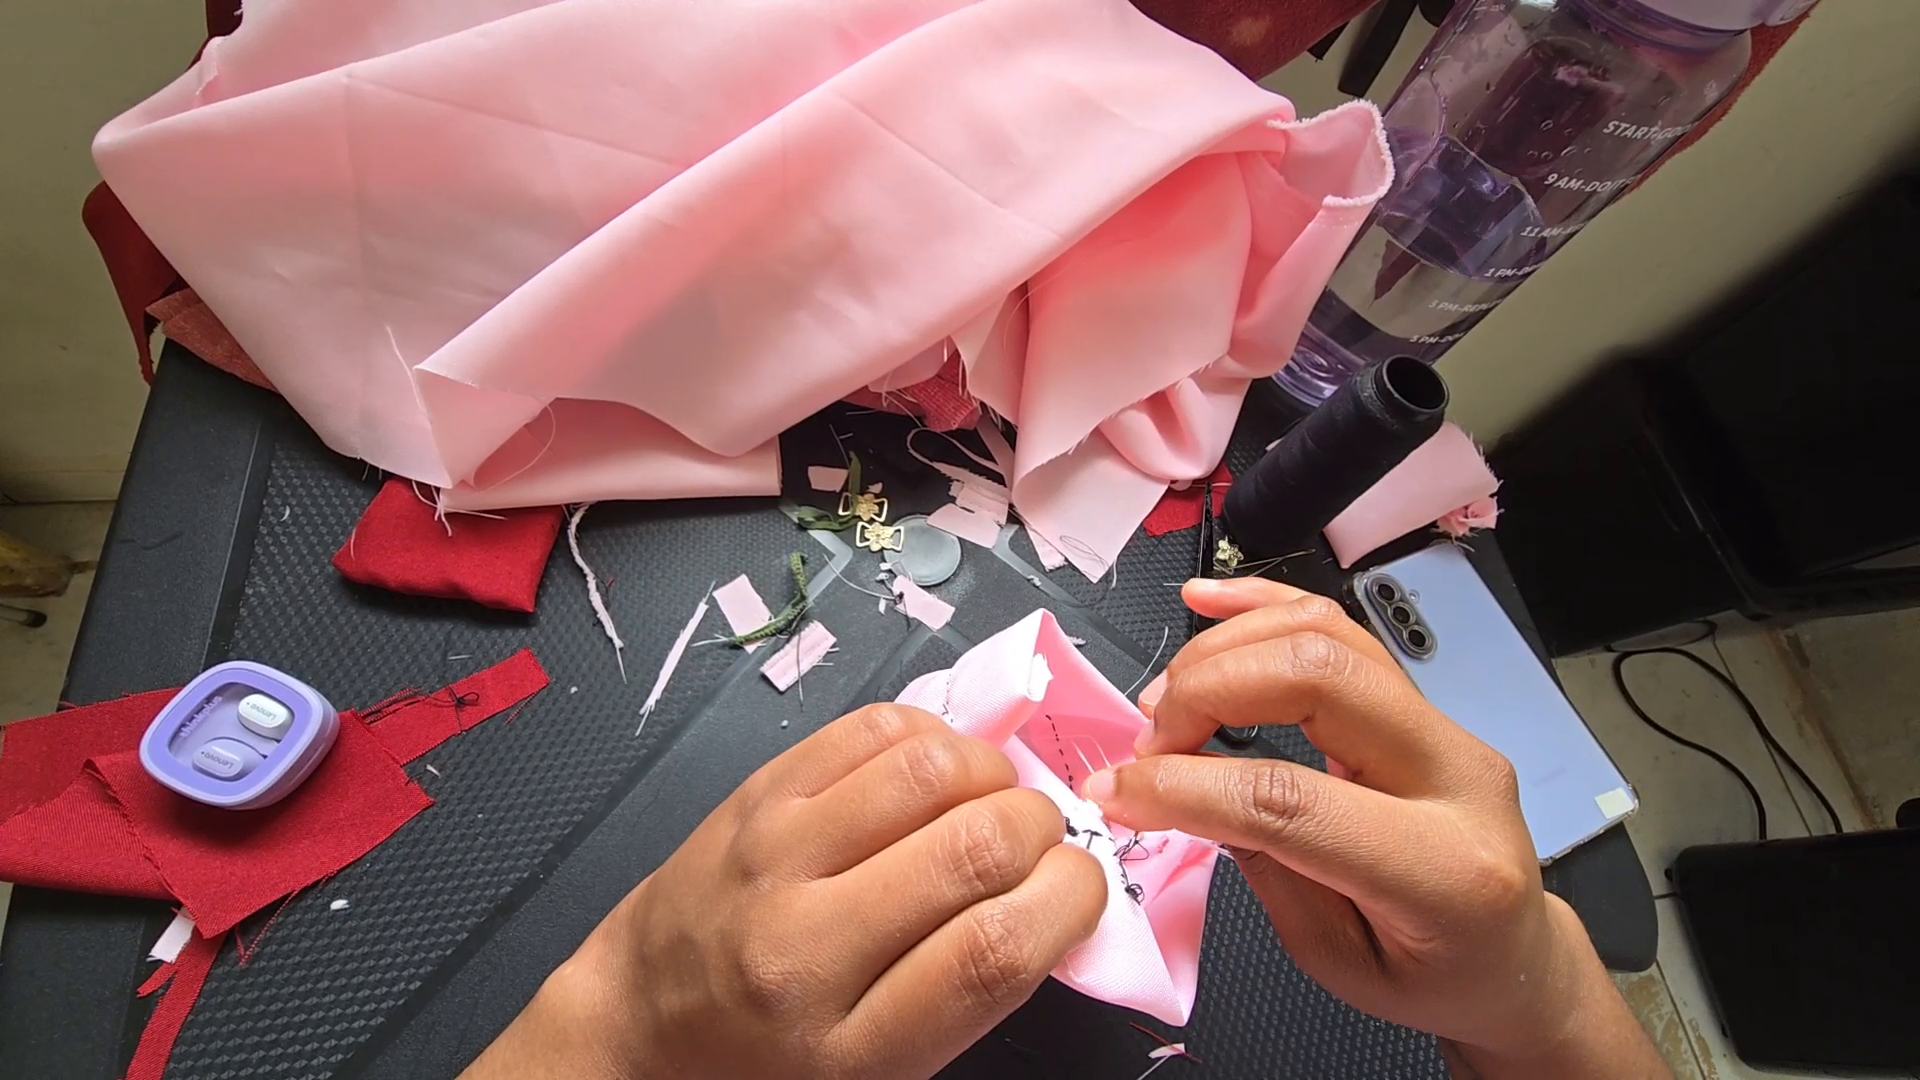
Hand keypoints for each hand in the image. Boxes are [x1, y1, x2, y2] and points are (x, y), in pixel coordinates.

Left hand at [461, 704, 1105, 1079]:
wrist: (641, 1017)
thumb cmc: (774, 1060)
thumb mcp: (881, 1069)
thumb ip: (970, 985)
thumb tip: (1057, 884)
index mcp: (850, 1047)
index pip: (991, 953)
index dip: (1067, 899)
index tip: (1079, 882)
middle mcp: (807, 942)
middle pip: (971, 847)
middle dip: (1040, 826)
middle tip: (1040, 835)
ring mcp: (777, 849)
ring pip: (928, 769)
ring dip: (992, 770)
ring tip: (992, 793)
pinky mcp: (761, 788)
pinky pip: (874, 726)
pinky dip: (933, 733)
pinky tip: (937, 764)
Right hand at [1086, 578, 1666, 1078]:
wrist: (1512, 954)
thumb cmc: (1428, 975)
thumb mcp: (1331, 957)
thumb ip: (1257, 860)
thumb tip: (1172, 784)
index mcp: (1443, 870)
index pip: (1290, 800)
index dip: (1185, 787)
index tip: (1118, 790)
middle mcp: (1454, 772)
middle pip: (1313, 677)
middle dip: (1204, 693)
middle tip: (1151, 740)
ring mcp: (1440, 720)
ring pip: (1320, 633)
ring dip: (1219, 652)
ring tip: (1166, 697)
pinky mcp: (1414, 694)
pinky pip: (1333, 622)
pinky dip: (1258, 602)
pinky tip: (1204, 599)